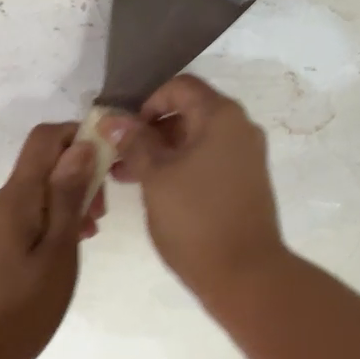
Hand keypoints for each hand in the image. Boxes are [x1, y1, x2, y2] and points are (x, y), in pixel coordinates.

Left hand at [0, 123, 107, 358]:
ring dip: (69, 199)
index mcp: (14, 198)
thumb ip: (69, 195)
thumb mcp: (59, 251)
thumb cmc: (20, 310)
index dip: (80, 135)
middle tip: (101, 213)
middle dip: (80, 173)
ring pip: (38, 190)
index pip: (45, 137)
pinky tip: (66, 250)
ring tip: (89, 235)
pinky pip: (27, 213)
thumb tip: (83, 143)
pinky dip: (53, 219)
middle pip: (44, 163)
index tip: (110, 161)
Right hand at [104, 76, 286, 301]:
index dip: (148, 102)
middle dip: (151, 129)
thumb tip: (113, 118)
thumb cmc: (196, 218)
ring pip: (197, 137)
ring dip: (162, 150)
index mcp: (222, 114)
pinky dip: (182, 164)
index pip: (181, 86)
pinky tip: (153, 189)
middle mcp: (239, 125)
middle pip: (189, 110)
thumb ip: (135, 143)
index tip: (122, 130)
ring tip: (125, 177)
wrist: (246, 272)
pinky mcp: (246, 178)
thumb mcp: (156, 177)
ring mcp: (246, 152)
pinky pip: (209, 157)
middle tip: (117, 156)